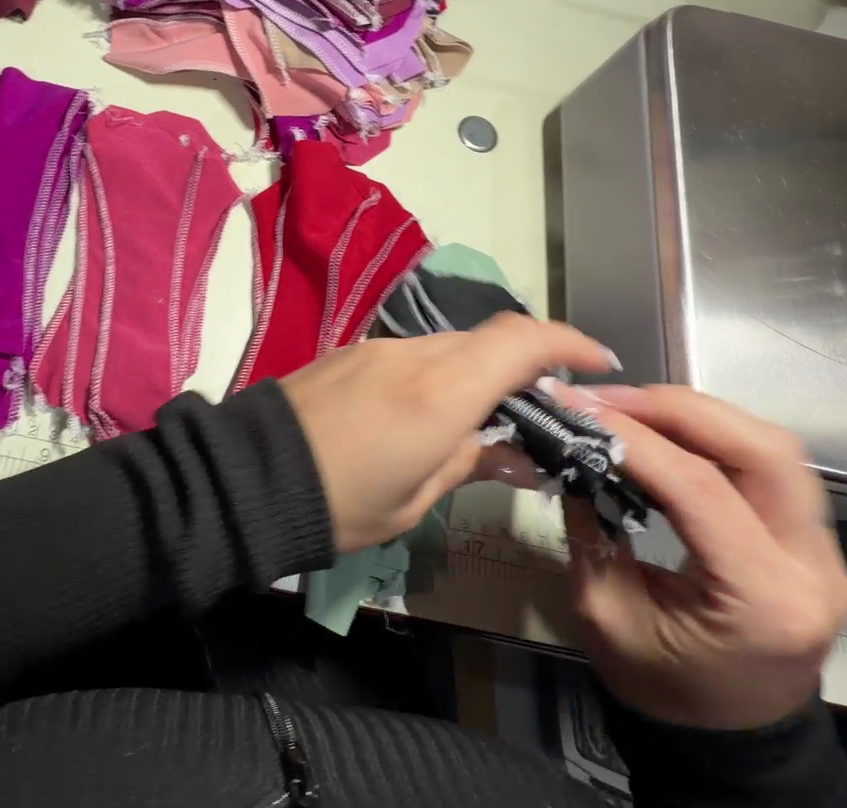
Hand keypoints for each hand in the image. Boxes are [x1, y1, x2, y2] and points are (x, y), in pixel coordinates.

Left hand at [279, 313, 615, 552]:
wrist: (248, 477)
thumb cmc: (339, 504)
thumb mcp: (414, 500)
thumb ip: (469, 462)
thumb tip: (517, 452)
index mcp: (439, 392)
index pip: (520, 341)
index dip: (567, 342)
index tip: (598, 361)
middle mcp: (412, 355)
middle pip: (487, 341)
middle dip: (525, 365)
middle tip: (543, 407)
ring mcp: (376, 348)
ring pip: (448, 346)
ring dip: (477, 370)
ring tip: (483, 417)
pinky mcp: (349, 353)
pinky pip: (411, 353)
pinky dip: (439, 371)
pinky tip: (429, 409)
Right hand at [549, 382, 846, 729]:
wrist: (727, 736)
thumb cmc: (662, 689)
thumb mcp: (606, 614)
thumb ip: (592, 532)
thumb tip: (572, 457)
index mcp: (764, 600)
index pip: (702, 489)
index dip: (636, 439)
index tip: (577, 408)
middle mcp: (813, 567)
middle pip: (764, 450)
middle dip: (680, 409)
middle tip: (609, 398)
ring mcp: (824, 552)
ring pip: (775, 448)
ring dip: (698, 415)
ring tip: (630, 407)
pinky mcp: (810, 540)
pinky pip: (767, 467)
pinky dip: (712, 436)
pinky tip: (664, 432)